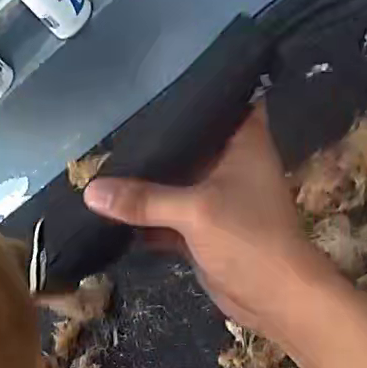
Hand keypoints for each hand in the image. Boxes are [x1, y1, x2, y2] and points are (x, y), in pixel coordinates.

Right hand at [83, 107, 341, 337]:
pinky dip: (144, 215)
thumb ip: (144, 199)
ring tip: (99, 152)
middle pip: (189, 139)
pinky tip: (108, 205)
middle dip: (155, 133)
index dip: (199, 83)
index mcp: (243, 142)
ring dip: (145, 178)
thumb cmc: (249, 239)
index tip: (162, 69)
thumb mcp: (195, 212)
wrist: (275, 298)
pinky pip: (166, 215)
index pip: (225, 96)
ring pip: (174, 179)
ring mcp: (215, 197)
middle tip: (110, 112)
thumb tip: (91, 191)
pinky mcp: (202, 229)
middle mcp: (229, 163)